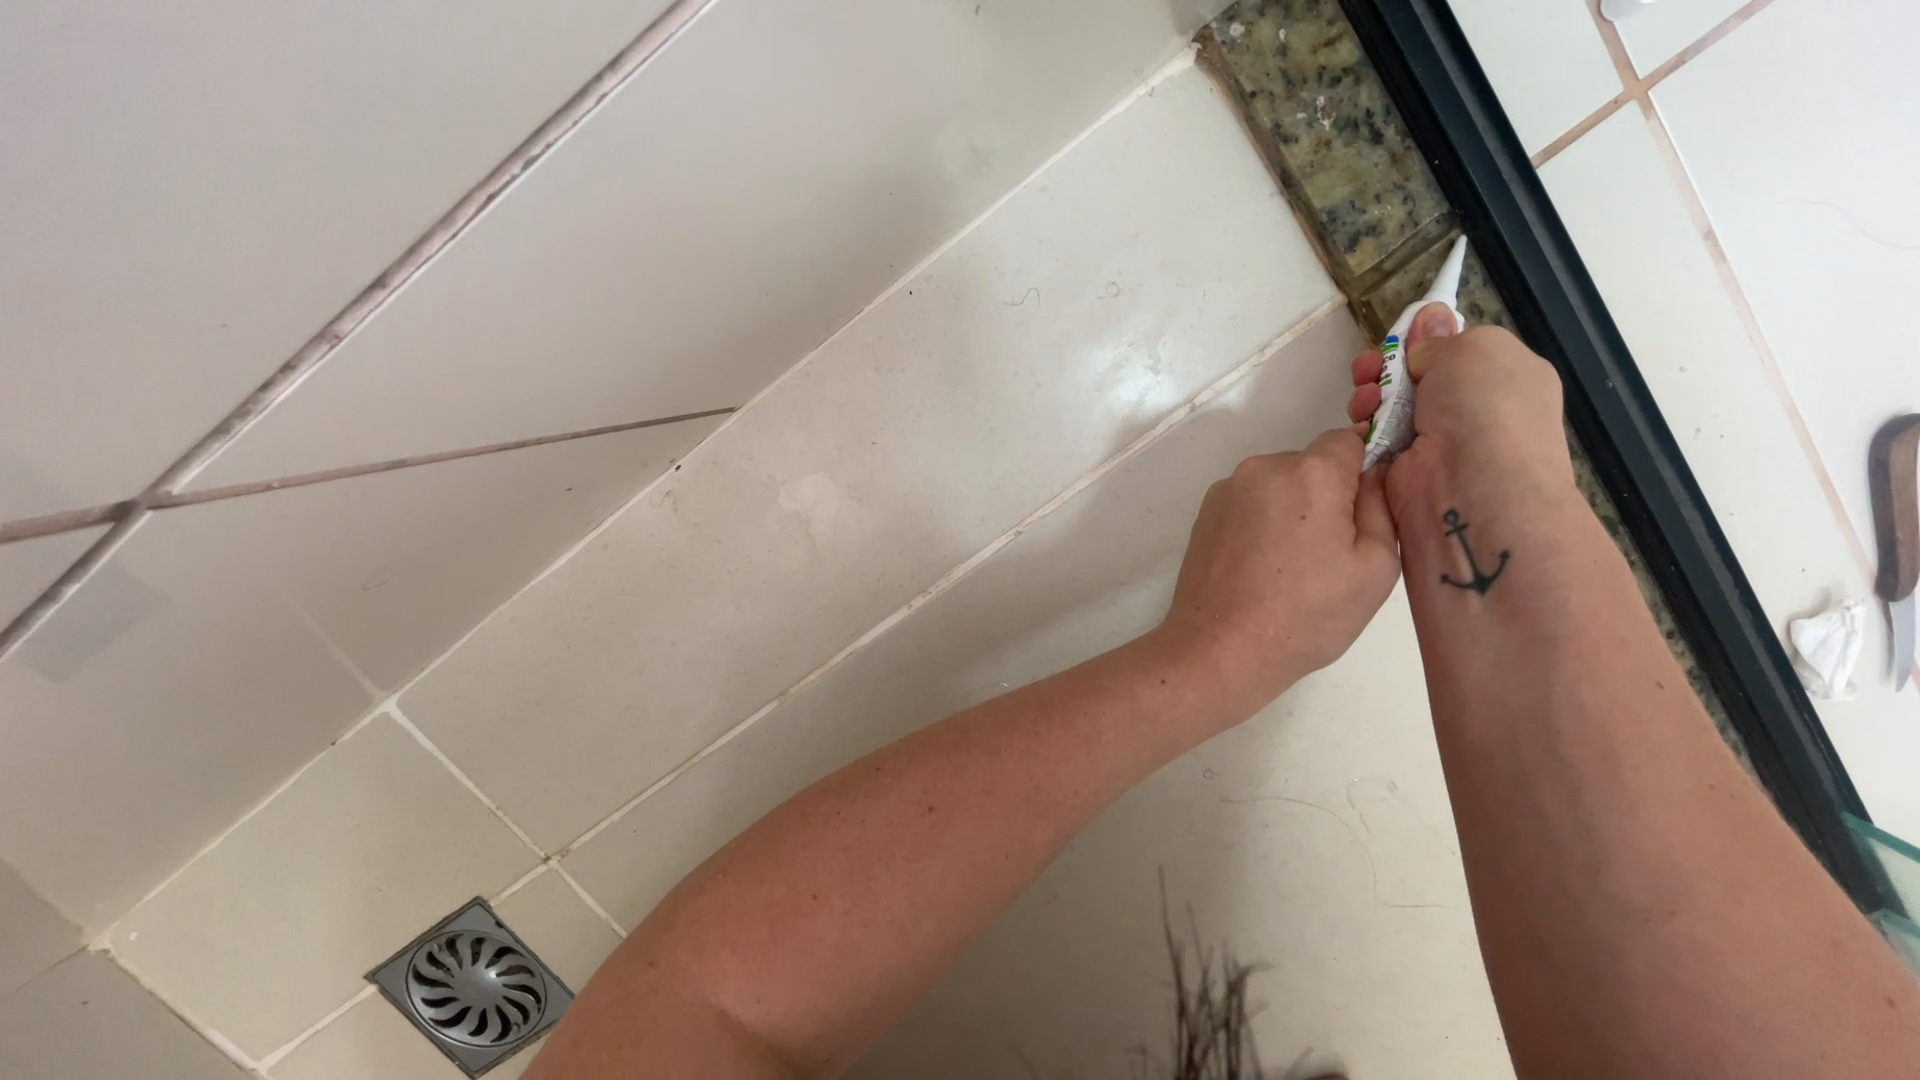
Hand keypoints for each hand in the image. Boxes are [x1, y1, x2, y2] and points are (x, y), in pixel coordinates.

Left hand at [1157, 427, 1400, 709]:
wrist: (1220, 648)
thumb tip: (1374, 474)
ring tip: (1291, 568)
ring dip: (1292, 512)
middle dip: (1327, 497)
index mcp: (1310, 472)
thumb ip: (1382, 506)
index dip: (1364, 471)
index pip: (1349, 441)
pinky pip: (1249, 506)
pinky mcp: (1203, 514)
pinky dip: (1261, 526)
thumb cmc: (1306, 614)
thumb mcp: (1375, 566)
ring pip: (1278, 487)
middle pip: (1311, 466)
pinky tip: (1261, 569)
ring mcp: (1226, 490)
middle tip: (1329, 554)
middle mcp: (1262, 467)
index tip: (1364, 512)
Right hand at [1347, 303, 1575, 522]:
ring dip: (1369, 398)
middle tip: (1365, 369)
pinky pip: (1372, 442)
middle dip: (1384, 369)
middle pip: (1413, 379)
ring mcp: (1434, 446)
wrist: (1473, 492)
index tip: (1398, 339)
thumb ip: (1443, 337)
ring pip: (1387, 410)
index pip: (1455, 353)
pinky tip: (1359, 428)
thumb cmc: (1487, 411)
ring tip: (1363, 402)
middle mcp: (1471, 413)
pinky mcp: (1400, 473)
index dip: (1423, 343)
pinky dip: (1360, 432)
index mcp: (1503, 380)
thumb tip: (1429, 321)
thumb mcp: (1475, 349)